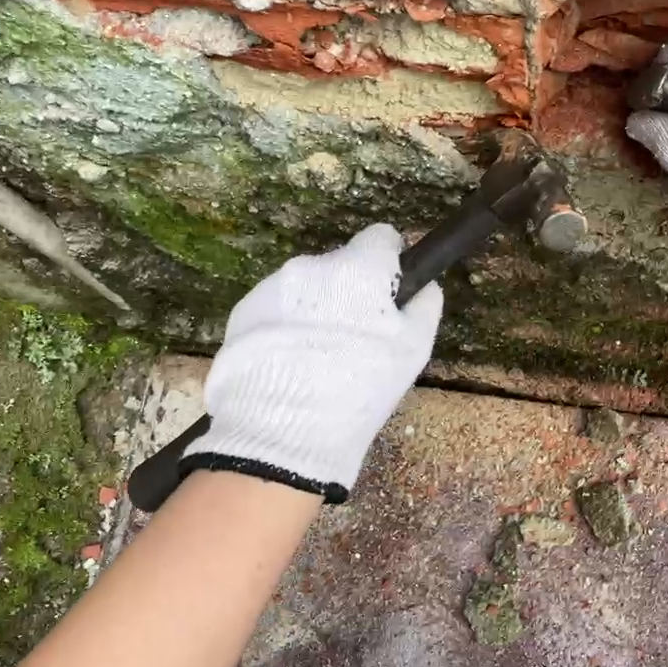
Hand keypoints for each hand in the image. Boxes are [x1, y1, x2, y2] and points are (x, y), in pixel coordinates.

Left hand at [182, 224, 441, 499]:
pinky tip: (290, 364)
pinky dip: (286, 327)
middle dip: (351, 291)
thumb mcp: (413, 351)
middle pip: (342, 265)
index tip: (390, 294)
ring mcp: (272, 286)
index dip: (390, 263)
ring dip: (317, 309)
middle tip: (355, 339)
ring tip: (317, 358)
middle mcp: (312, 265)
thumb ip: (424, 307)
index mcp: (358, 267)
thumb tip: (424, 286)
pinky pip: (276, 308)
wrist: (282, 430)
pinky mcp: (243, 312)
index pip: (381, 237)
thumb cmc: (360, 386)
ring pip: (307, 287)